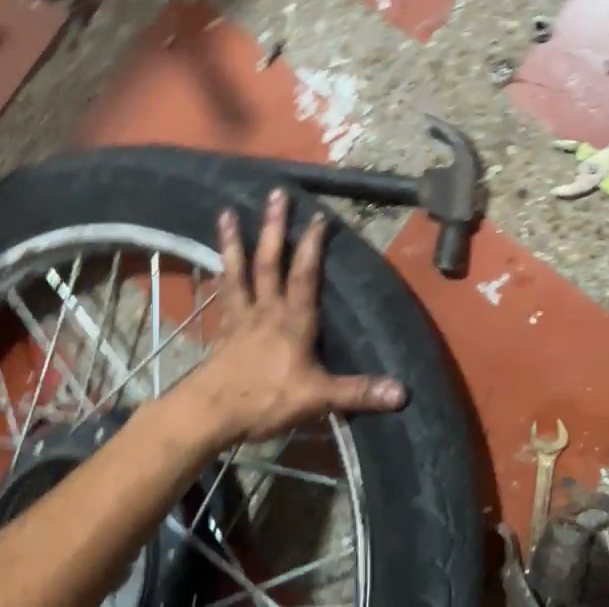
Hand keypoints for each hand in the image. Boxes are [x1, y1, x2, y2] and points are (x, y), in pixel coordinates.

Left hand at [162, 188, 405, 445]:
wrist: (207, 415)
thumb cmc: (264, 401)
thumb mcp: (316, 398)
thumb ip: (357, 392)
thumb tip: (402, 392)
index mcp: (293, 321)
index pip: (305, 276)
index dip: (312, 245)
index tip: (318, 215)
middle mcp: (267, 310)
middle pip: (270, 262)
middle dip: (275, 227)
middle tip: (276, 193)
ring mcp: (241, 317)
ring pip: (240, 271)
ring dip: (235, 241)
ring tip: (228, 211)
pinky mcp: (223, 330)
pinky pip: (224, 293)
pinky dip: (221, 274)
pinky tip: (218, 261)